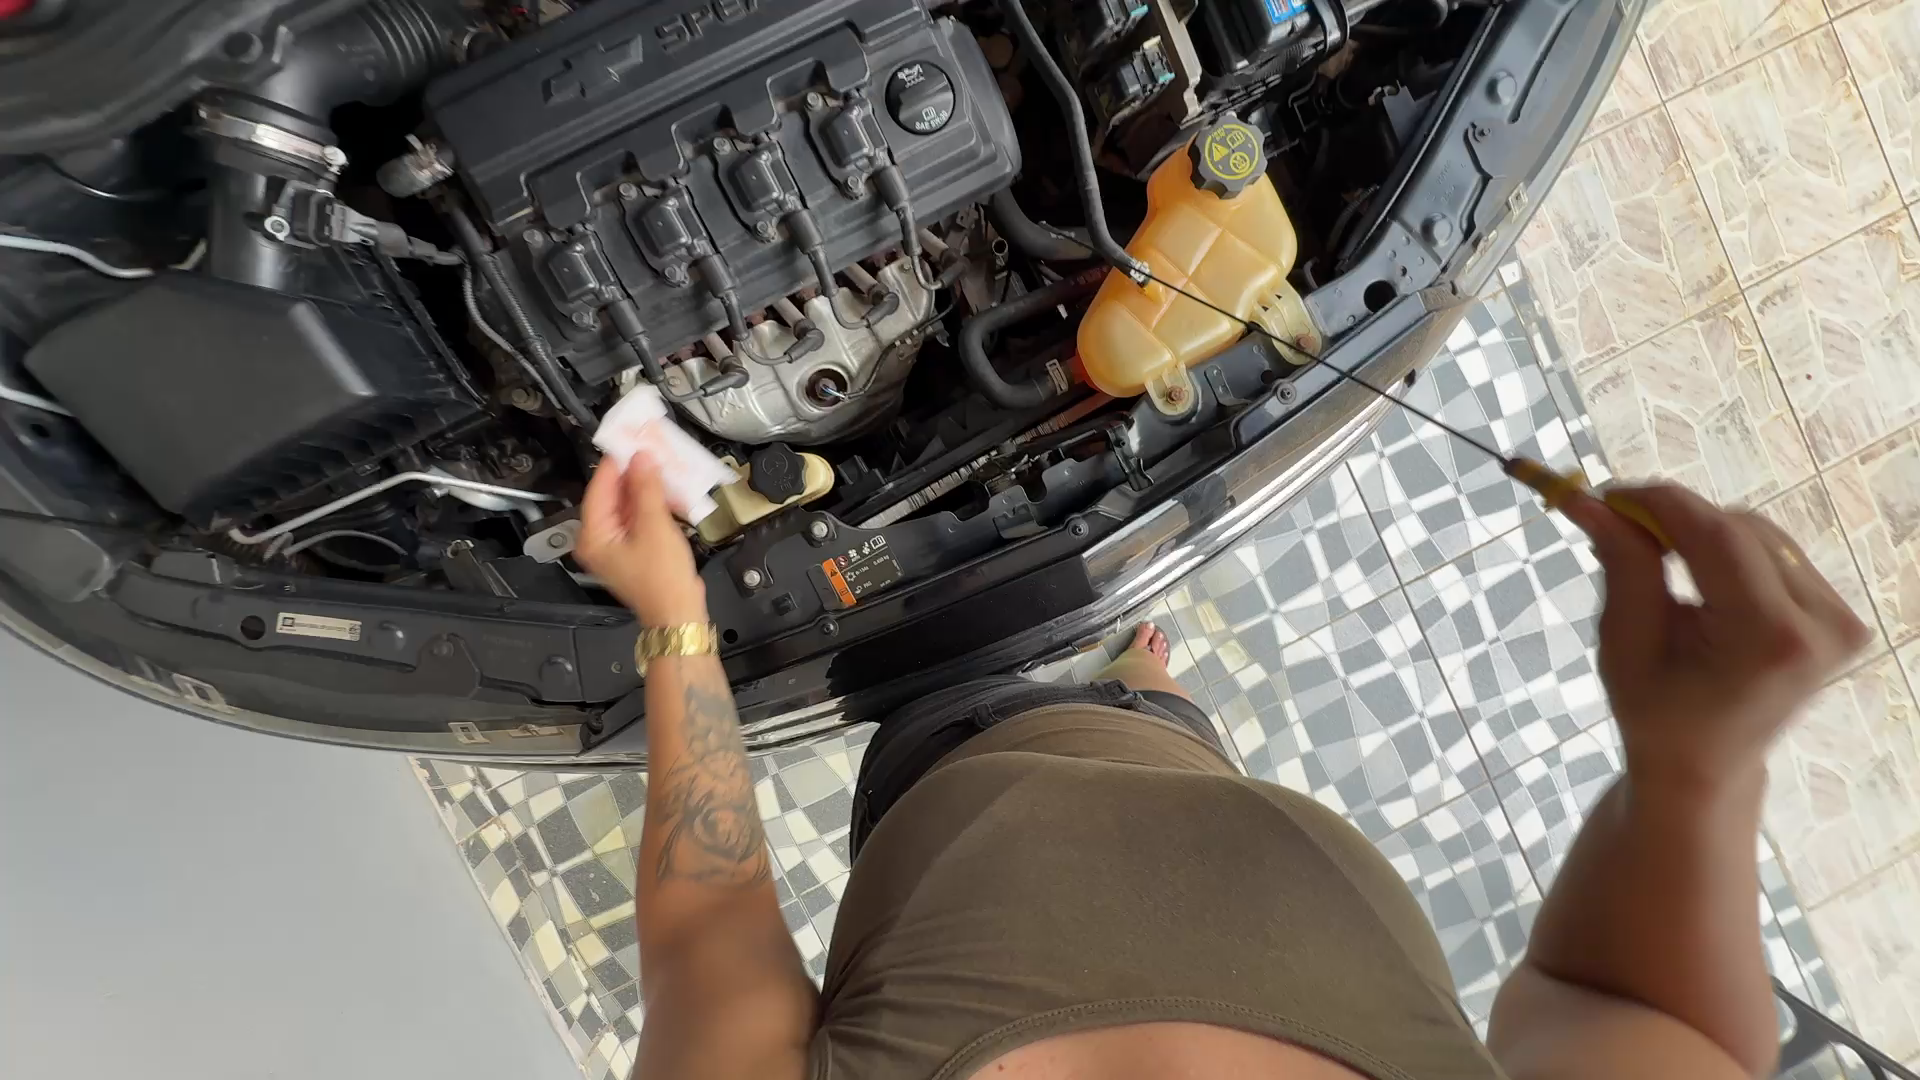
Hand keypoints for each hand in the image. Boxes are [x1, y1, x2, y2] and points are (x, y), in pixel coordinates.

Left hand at [575, 452, 708, 626]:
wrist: (679, 613)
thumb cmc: (662, 581)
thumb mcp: (655, 527)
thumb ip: (646, 490)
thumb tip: (641, 460)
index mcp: (593, 535)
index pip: (600, 487)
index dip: (617, 463)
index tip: (633, 442)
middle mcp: (599, 540)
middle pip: (614, 495)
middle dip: (636, 475)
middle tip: (653, 453)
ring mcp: (618, 546)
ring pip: (629, 506)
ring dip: (648, 490)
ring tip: (666, 472)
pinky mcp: (635, 550)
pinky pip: (641, 519)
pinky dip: (654, 507)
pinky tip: (671, 497)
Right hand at [1561, 485, 1872, 789]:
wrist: (1704, 757)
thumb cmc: (1651, 706)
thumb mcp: (1625, 637)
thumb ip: (1622, 563)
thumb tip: (1587, 503)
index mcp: (1767, 635)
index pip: (1717, 536)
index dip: (1656, 502)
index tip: (1600, 493)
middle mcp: (1822, 620)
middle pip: (1739, 529)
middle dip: (1670, 516)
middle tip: (1609, 522)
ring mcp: (1839, 616)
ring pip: (1756, 534)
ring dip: (1694, 531)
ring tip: (1644, 552)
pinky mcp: (1835, 612)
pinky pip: (1770, 552)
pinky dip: (1718, 547)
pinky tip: (1684, 570)